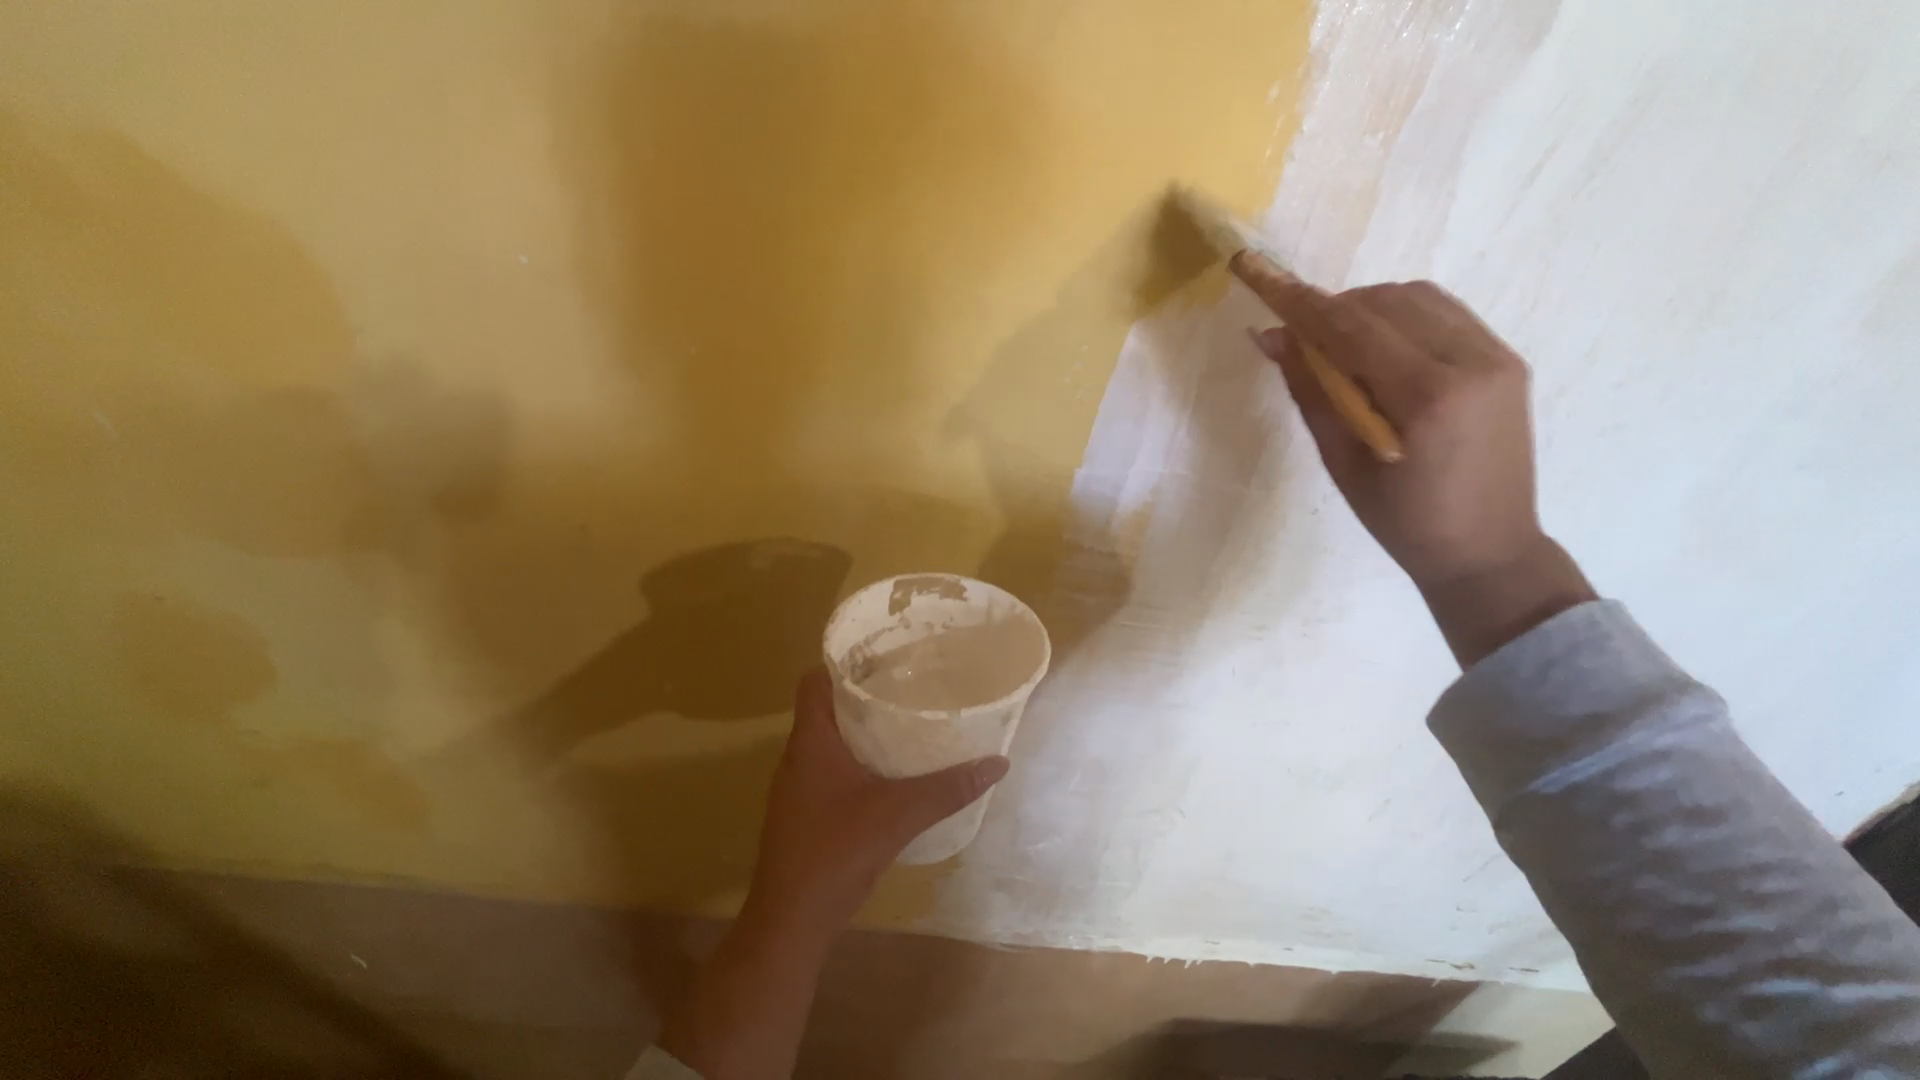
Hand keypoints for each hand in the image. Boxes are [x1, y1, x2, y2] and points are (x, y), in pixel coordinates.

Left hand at [745, 666, 1008, 930]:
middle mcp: (799, 756)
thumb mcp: (899, 815)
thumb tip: (997, 763)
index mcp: (811, 741)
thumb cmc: (835, 852)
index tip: (884, 653)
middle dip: (864, 694)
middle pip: (827, 707)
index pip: (816, 680)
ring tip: (906, 721)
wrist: (790, 921)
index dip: (844, 660)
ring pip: (830, 741)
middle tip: (910, 683)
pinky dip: (858, 761)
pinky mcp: (804, 813)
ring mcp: (798, 787)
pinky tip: (891, 773)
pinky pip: (832, 770)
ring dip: (862, 730)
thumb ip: (948, 789)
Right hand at [1255, 280, 1594, 665]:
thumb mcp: (1343, 462)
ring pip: (1419, 298)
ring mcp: (1497, 356)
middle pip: (1387, 302)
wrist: (1488, 549)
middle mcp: (1472, 361)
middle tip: (1297, 334)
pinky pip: (1445, 314)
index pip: (1355, 328)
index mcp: (1429, 397)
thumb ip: (1311, 391)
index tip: (1264, 281)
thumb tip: (1271, 337)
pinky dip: (1402, 317)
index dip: (1305, 305)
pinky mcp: (1506, 359)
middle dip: (1334, 308)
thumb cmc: (1403, 521)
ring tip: (1338, 343)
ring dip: (1369, 308)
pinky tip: (1380, 347)